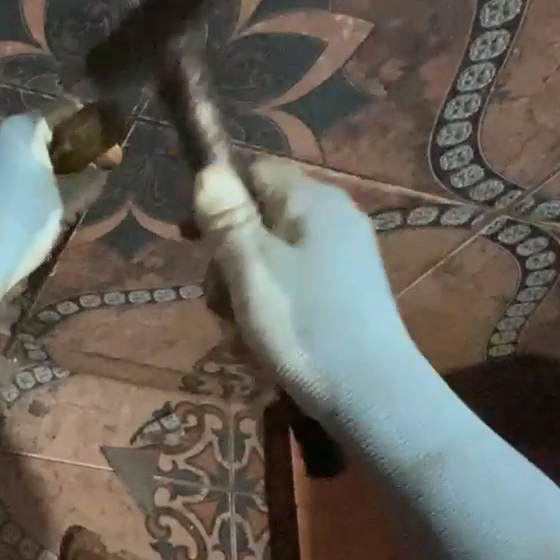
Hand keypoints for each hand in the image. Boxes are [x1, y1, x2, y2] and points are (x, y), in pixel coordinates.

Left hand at [0, 111, 105, 295]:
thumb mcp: (65, 198)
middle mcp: (2, 138)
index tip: (113, 143)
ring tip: (82, 189)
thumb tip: (103, 168)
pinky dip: (39, 182)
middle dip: (75, 149)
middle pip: (46, 133)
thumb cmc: (26, 218)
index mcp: (22, 127)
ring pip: (32, 156)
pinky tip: (54, 202)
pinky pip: (19, 175)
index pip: (65, 110)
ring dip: (57, 169)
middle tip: (102, 168)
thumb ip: (87, 179)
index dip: (92, 125)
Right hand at [192, 157, 421, 414]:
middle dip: (226, 257)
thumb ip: (227, 218)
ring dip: (241, 288)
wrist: (367, 390)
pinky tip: (261, 338)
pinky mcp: (343, 292)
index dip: (219, 200)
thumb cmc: (301, 323)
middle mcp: (333, 219)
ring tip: (238, 326)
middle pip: (259, 220)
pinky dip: (267, 306)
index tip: (192, 240)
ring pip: (269, 257)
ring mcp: (341, 258)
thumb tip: (208, 168)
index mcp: (313, 202)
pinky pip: (289, 283)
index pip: (255, 173)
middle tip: (217, 298)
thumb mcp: (251, 268)